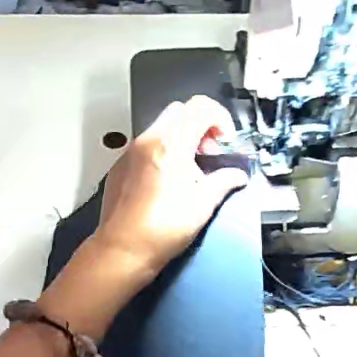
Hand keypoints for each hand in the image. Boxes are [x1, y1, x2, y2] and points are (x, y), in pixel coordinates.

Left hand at [87, 95, 249, 287]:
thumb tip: (236, 175)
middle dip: (201, 126)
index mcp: (171, 144)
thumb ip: (224, 181)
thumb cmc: (160, 230)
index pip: (201, 107)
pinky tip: (169, 180)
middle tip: (210, 153)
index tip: (226, 140)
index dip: (221, 119)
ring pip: (161, 126)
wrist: (123, 249)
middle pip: (180, 110)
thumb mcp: (204, 204)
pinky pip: (145, 145)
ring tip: (191, 169)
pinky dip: (162, 151)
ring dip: (181, 138)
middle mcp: (148, 141)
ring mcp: (131, 152)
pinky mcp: (120, 166)